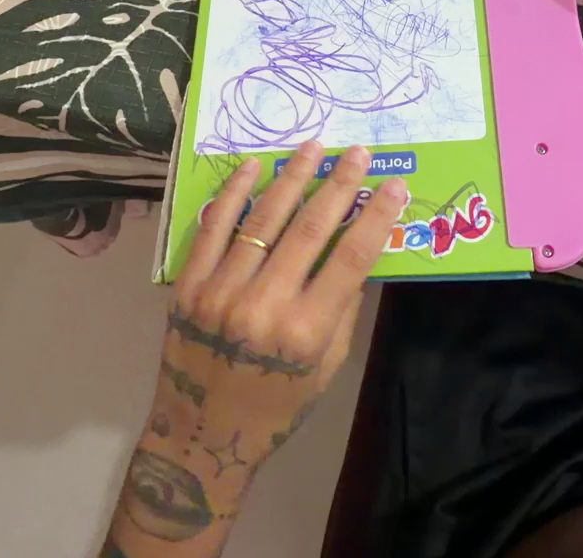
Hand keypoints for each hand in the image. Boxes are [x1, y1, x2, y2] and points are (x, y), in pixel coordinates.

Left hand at [109, 142, 407, 551]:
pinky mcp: (188, 285)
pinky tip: (253, 166)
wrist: (202, 435)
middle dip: (338, 184)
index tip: (394, 185)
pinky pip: (214, 227)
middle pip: (310, 228)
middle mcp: (264, 306)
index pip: (351, 258)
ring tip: (313, 147)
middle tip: (357, 151)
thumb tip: (360, 247)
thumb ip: (343, 306)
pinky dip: (234, 192)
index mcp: (305, 332)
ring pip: (263, 219)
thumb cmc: (277, 405)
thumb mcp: (326, 366)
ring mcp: (221, 292)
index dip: (377, 217)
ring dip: (292, 177)